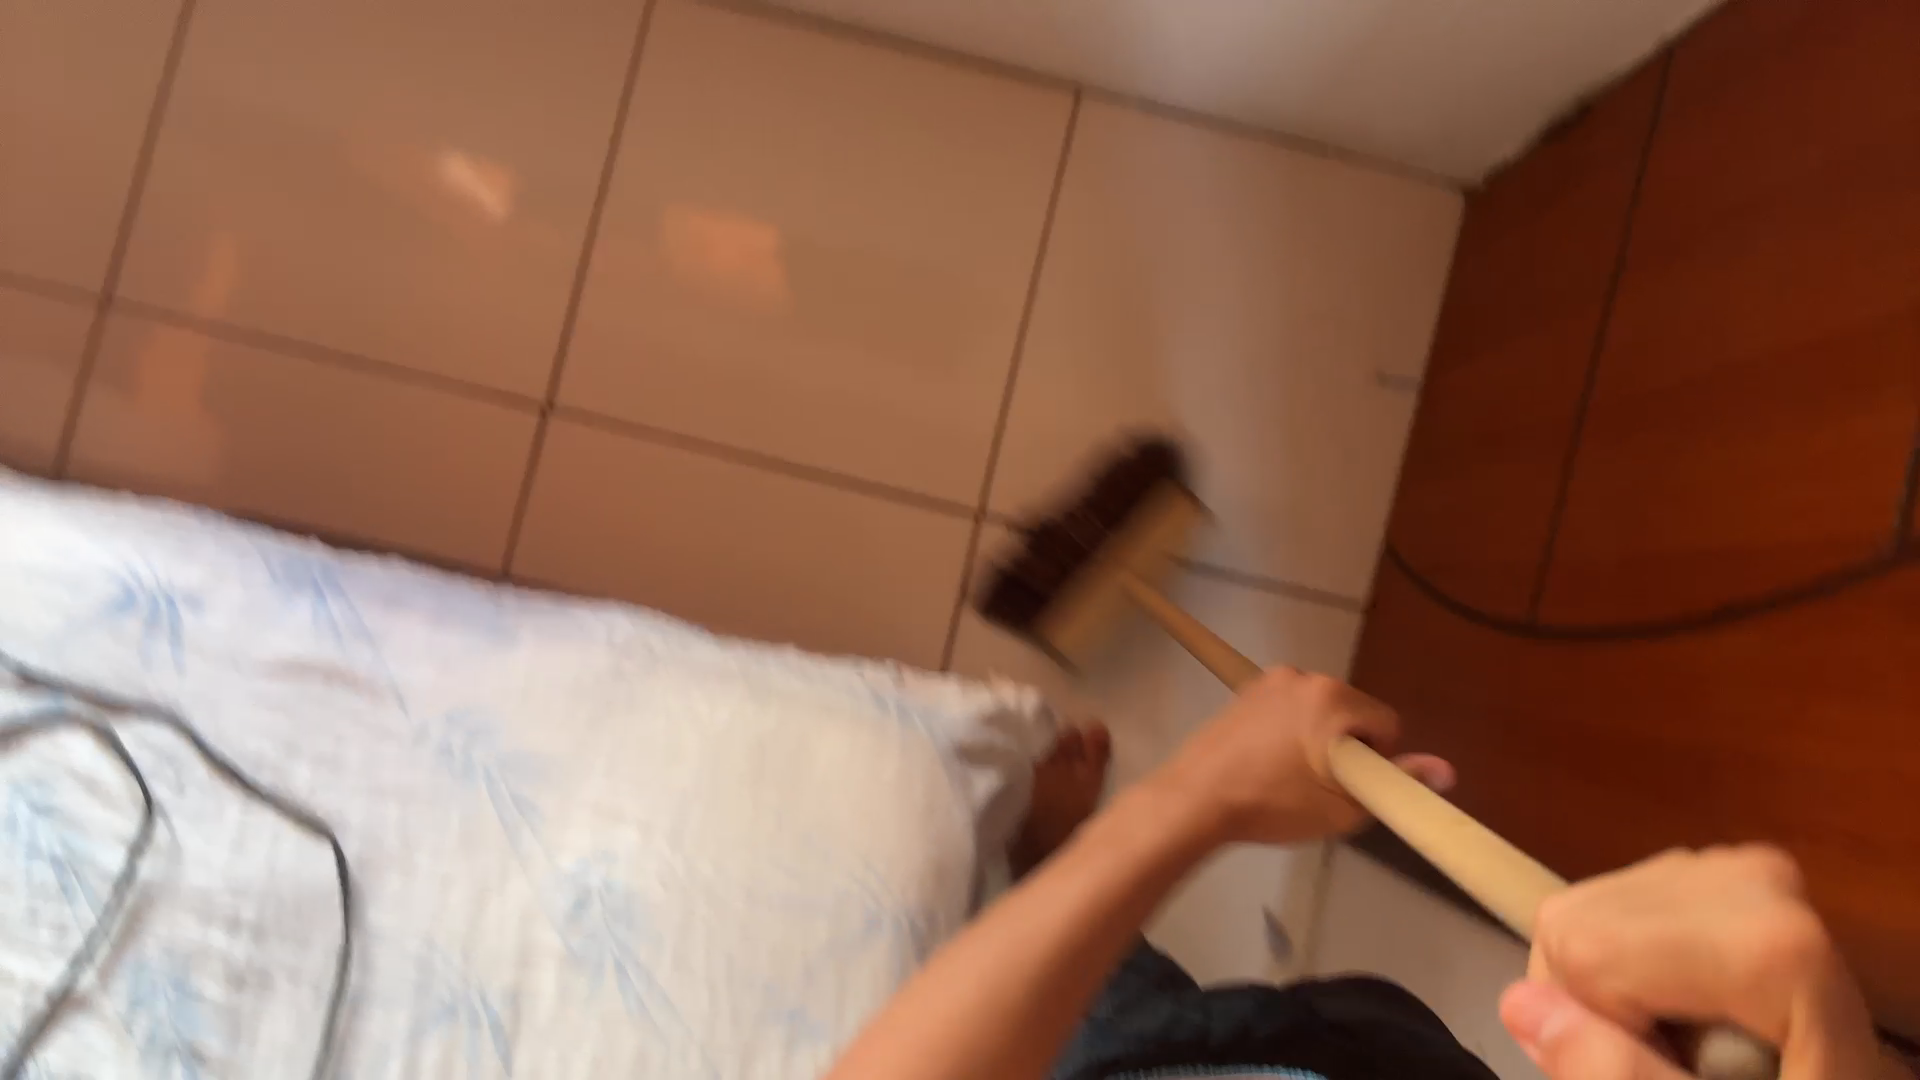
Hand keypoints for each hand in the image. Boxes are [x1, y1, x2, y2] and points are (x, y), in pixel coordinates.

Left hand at [1150, 666, 1453, 845]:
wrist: (1196, 797)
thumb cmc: (1273, 803)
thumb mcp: (1343, 804)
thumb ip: (1397, 782)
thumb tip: (1448, 770)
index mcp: (1331, 696)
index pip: (1388, 723)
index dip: (1380, 760)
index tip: (1350, 785)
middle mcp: (1301, 676)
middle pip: (1352, 712)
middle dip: (1349, 746)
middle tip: (1320, 784)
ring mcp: (1267, 680)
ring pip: (1320, 711)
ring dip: (1320, 738)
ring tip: (1291, 775)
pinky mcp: (1244, 691)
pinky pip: (1289, 708)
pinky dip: (1291, 730)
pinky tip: (1269, 761)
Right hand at [1501, 845, 1892, 1079]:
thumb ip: (1626, 1075)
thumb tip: (1519, 1006)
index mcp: (1760, 943)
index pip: (1580, 959)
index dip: (1602, 1027)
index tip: (1676, 1067)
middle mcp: (1738, 876)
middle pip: (1576, 928)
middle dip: (1595, 996)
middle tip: (1677, 1053)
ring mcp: (1719, 861)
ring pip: (1579, 912)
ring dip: (1603, 974)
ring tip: (1687, 1027)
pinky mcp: (1703, 860)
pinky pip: (1603, 902)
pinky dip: (1621, 951)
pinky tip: (1682, 988)